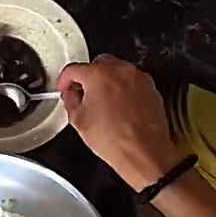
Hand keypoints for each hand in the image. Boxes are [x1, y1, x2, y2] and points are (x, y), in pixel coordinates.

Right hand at [56, 55, 185, 189]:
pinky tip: (119, 107)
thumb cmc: (116, 139)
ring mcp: (138, 78)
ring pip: (117, 71)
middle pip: (97, 64)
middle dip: (87, 77)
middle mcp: (120, 71)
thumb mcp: (79, 121)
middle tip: (82, 93)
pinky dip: (124, 89)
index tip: (65, 86)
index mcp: (98, 75)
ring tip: (103, 103)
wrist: (143, 153)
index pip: (74, 69)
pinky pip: (132, 82)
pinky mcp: (151, 88)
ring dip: (107, 81)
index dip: (64, 79)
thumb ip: (71, 101)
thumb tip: (72, 96)